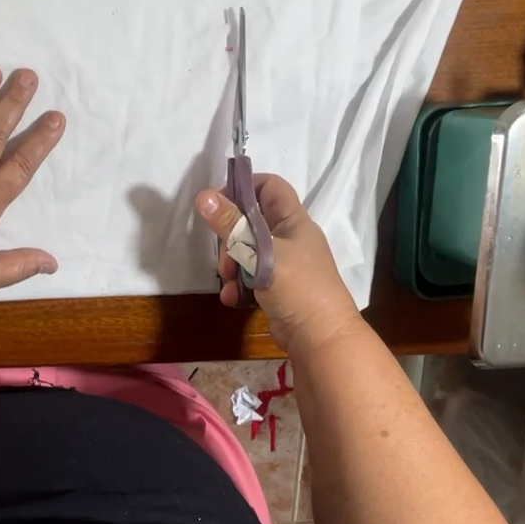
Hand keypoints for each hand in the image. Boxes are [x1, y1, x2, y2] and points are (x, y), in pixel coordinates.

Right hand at [194, 174, 363, 353]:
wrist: (321, 337)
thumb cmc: (296, 286)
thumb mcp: (259, 251)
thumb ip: (231, 224)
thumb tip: (203, 196)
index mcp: (293, 221)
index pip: (270, 186)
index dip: (245, 187)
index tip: (220, 204)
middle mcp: (290, 238)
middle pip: (252, 222)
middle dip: (231, 237)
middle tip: (225, 257)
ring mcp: (285, 264)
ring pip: (248, 251)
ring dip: (232, 265)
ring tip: (229, 280)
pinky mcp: (278, 287)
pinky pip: (251, 277)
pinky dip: (239, 285)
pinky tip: (233, 298)